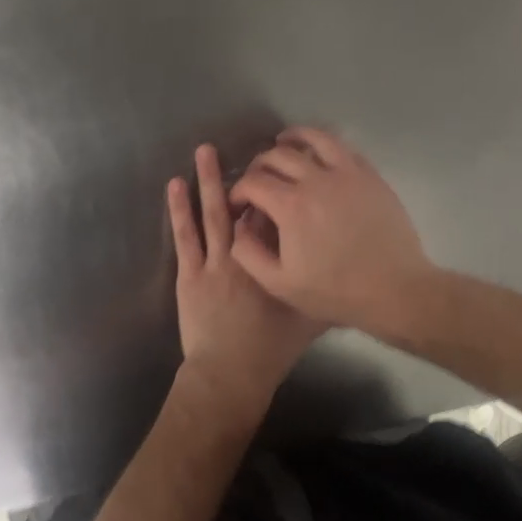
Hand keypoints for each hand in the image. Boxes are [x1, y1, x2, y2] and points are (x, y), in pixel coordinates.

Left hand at [168, 144, 324, 419]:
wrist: (232, 372)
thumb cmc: (272, 349)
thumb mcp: (310, 320)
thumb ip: (325, 294)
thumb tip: (344, 276)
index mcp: (280, 264)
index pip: (282, 221)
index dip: (282, 194)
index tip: (283, 168)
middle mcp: (248, 257)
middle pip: (248, 208)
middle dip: (250, 177)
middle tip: (251, 148)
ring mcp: (216, 264)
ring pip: (213, 215)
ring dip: (209, 181)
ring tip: (204, 150)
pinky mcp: (191, 274)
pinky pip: (186, 235)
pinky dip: (180, 209)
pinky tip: (177, 185)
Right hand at [228, 128, 438, 334]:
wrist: (395, 290)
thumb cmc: (335, 291)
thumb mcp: (280, 283)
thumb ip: (248, 253)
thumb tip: (238, 226)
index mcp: (291, 206)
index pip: (252, 181)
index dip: (238, 190)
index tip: (239, 204)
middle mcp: (316, 180)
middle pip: (277, 156)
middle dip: (258, 165)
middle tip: (257, 181)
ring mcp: (347, 174)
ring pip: (314, 139)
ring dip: (292, 139)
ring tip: (284, 143)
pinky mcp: (370, 177)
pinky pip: (343, 148)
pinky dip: (324, 145)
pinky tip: (319, 155)